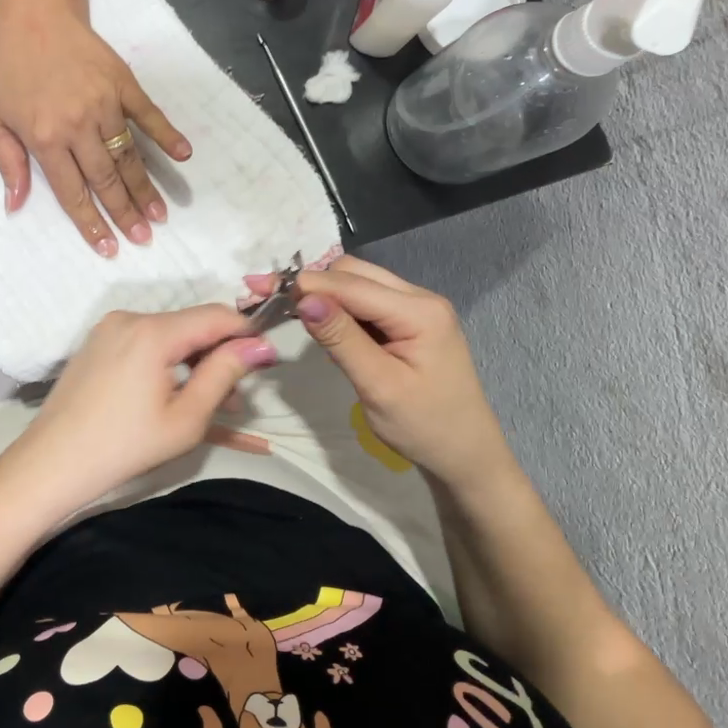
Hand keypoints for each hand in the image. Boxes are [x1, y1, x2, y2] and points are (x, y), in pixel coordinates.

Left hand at [0, 1, 192, 255]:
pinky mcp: (124, 84)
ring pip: (127, 155)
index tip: (109, 248)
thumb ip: (7, 162)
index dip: (91, 223)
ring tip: (160, 214)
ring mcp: (105, 104)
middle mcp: (78, 126)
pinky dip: (167, 135)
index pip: (72, 191)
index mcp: (45, 138)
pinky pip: (149, 114)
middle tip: (144, 237)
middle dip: (125, 213)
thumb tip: (15, 205)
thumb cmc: (10, 70)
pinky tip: (183, 156)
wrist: (35, 17)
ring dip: (145, 187)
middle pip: (105, 179)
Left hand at [16, 306, 276, 501]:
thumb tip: (260, 345)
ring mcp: (108, 329)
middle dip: (219, 355)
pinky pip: (144, 344)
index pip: (217, 315)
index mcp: (153, 331)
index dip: (247, 334)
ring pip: (168, 336)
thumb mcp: (187, 417)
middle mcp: (129, 318)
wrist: (53, 462)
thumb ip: (225, 374)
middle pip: (191, 325)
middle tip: (236, 401)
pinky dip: (165, 364)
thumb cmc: (125, 446)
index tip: (266, 363)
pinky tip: (173, 397)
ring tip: (210, 406)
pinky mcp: (97, 344)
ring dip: (193, 363)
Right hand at [292, 255, 518, 490]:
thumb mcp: (378, 386)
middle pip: (353, 272)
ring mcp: (416, 307)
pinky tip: (320, 323)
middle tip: (270, 302)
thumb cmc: (424, 426)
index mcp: (419, 311)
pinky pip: (366, 300)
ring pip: (357, 282)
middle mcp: (420, 298)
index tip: (262, 294)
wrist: (465, 455)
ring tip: (289, 312)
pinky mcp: (409, 321)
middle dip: (312, 284)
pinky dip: (338, 306)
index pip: (350, 283)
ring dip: (323, 294)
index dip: (306, 285)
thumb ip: (341, 339)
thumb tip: (303, 299)